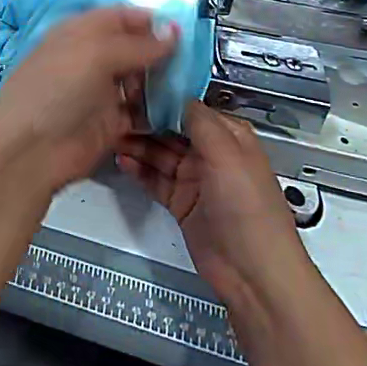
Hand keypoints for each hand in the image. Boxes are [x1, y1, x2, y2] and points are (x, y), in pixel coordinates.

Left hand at [0, 6, 176, 193]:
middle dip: (162, 52)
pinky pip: (141, 112)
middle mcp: (93, 58)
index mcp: (82, 32)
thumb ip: (137, 44)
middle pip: (134, 48)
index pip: (121, 17)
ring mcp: (102, 92)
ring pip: (141, 80)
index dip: (150, 20)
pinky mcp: (111, 124)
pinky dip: (158, 110)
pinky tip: (180, 110)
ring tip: (191, 84)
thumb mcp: (95, 53)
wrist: (29, 150)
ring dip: (163, 81)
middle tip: (195, 60)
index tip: (184, 29)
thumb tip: (173, 32)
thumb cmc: (57, 87)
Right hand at [115, 102, 307, 303]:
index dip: (166, 100)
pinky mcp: (182, 204)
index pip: (192, 109)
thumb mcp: (226, 154)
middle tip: (118, 113)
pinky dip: (139, 170)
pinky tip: (123, 161)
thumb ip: (201, 122)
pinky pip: (156, 180)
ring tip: (114, 135)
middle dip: (147, 122)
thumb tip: (180, 96)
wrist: (253, 274)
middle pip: (173, 130)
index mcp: (230, 137)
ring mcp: (196, 180)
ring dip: (139, 145)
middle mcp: (212, 154)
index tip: (138, 91)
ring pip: (161, 154)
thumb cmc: (248, 209)